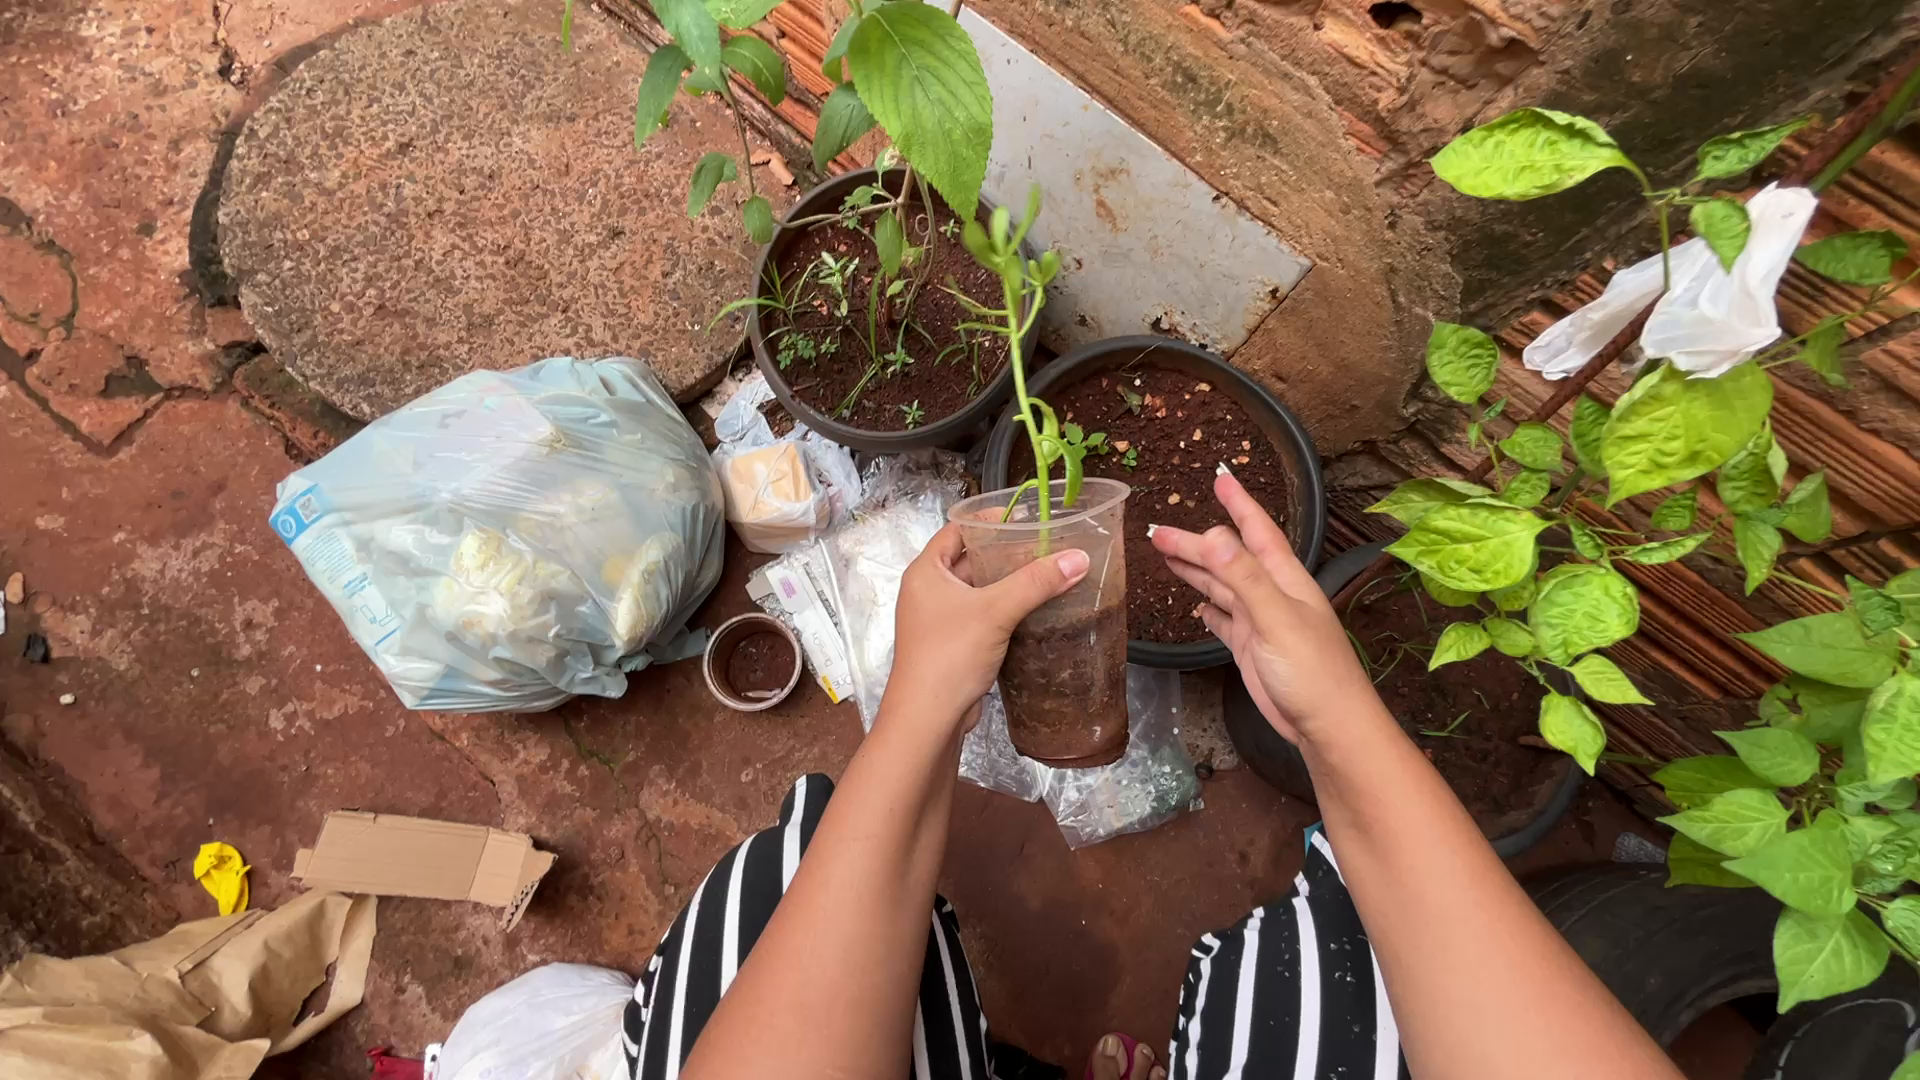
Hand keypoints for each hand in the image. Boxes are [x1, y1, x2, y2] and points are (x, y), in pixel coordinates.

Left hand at [885, 523, 1089, 730]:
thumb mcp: (995, 611)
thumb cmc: (949, 656)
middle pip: (970, 559)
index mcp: (926, 571)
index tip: (1023, 516)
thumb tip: (1077, 558)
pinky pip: (983, 616)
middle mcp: (928, 590)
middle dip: (1006, 553)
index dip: (988, 520)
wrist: (929, 718)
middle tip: (1044, 545)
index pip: (957, 529)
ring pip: (979, 590)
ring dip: (1008, 584)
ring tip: (1047, 573)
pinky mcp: (954, 643)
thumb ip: (1036, 582)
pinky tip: (1035, 609)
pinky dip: (1005, 610)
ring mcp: (940, 619)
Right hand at [1149, 470, 1377, 744]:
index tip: (1220, 478)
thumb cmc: (1312, 672)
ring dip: (1194, 570)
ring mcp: (1260, 621)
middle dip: (1194, 544)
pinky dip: (1208, 608)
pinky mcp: (1250, 647)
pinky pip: (1223, 618)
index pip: (1257, 531)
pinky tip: (1196, 604)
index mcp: (1284, 580)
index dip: (1239, 505)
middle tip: (1157, 533)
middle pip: (1227, 560)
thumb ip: (1244, 578)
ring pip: (1221, 586)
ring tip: (1165, 554)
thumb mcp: (1276, 619)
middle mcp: (1271, 594)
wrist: (1327, 726)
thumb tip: (1212, 536)